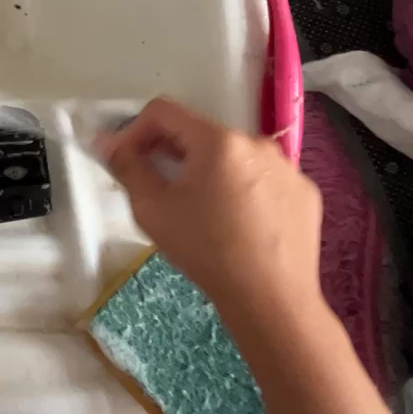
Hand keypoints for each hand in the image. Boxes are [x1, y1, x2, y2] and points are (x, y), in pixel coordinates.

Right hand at [98, 98, 323, 335]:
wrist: (272, 302)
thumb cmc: (206, 250)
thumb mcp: (152, 208)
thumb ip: (127, 166)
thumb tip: (108, 141)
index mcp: (218, 140)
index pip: (164, 111)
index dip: (135, 130)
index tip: (126, 160)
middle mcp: (256, 143)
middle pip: (198, 132)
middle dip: (170, 151)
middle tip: (155, 184)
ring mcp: (286, 168)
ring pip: (230, 155)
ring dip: (205, 169)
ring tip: (197, 206)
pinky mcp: (304, 193)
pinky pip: (260, 177)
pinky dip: (240, 188)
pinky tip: (234, 222)